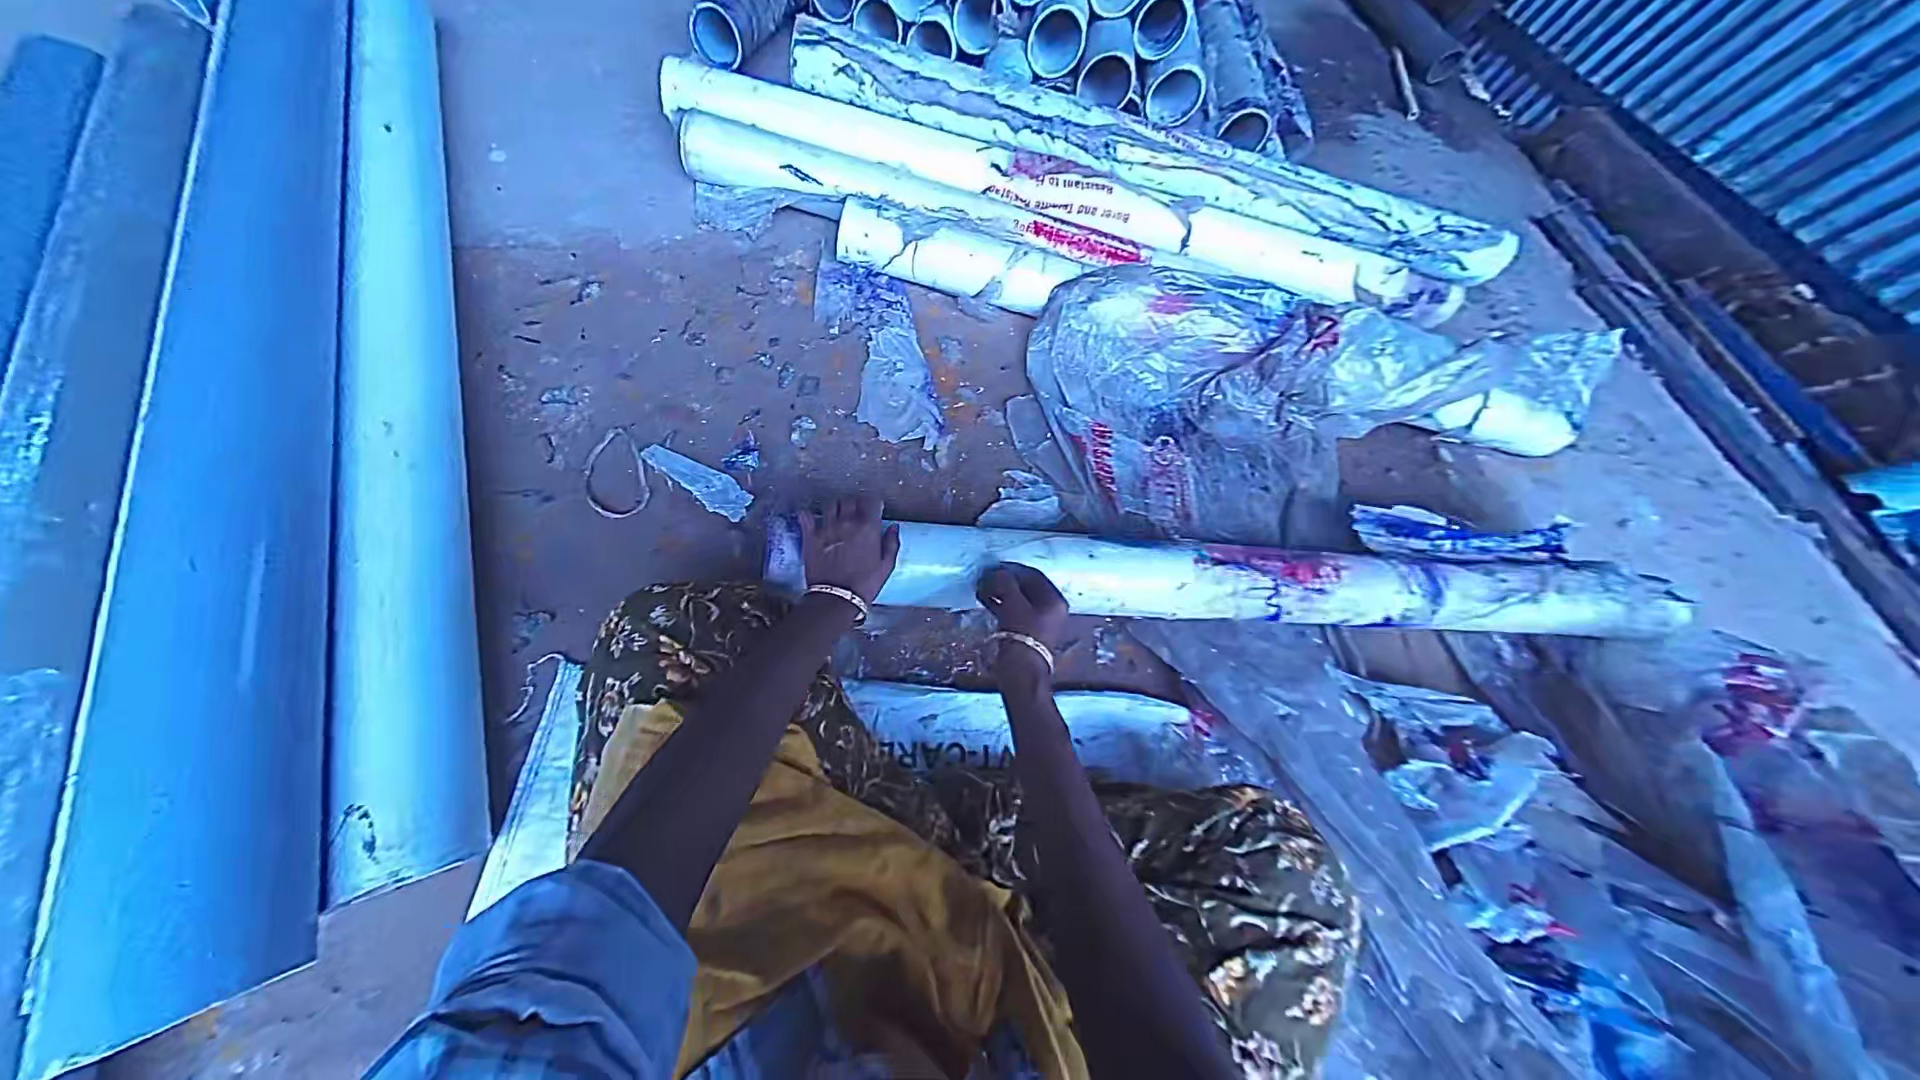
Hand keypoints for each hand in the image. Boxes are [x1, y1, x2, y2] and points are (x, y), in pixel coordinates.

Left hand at [801, 496, 900, 603]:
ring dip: (836, 506)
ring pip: (831, 504)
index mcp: (868, 528)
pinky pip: (806, 517)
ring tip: (838, 513)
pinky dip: (809, 515)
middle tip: (857, 511)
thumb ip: (891, 543)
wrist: (837, 598)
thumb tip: (894, 527)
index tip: (875, 508)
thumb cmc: (865, 584)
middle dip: (855, 503)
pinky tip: (811, 518)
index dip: (874, 504)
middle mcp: (847, 523)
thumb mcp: (886, 566)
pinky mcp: (811, 537)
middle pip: (851, 501)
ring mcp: (827, 528)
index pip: (872, 503)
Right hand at [976, 563, 1069, 652]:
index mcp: (1054, 600)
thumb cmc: (1020, 634)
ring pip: (1019, 600)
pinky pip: (1014, 611)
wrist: (1021, 671)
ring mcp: (1039, 622)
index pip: (1033, 575)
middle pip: (1026, 587)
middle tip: (987, 577)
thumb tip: (998, 572)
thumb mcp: (1013, 604)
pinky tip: (986, 600)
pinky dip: (1001, 604)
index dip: (1013, 569)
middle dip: (1006, 581)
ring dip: (1001, 592)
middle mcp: (1051, 609)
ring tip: (983, 587)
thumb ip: (1006, 583)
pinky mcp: (1027, 632)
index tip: (994, 567)